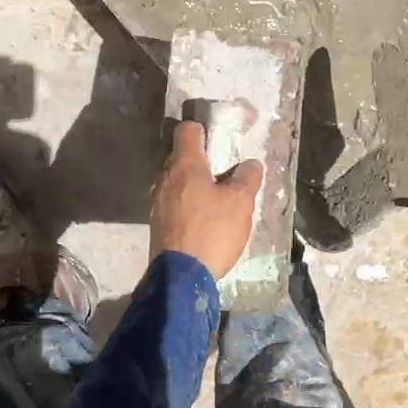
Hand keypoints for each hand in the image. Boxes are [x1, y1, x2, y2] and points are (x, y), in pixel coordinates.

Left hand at [149, 121, 263, 279]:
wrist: (180, 277)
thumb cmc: (211, 231)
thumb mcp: (240, 203)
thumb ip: (247, 178)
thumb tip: (251, 164)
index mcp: (184, 165)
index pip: (187, 130)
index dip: (203, 130)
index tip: (218, 142)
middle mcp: (164, 177)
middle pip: (181, 156)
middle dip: (201, 161)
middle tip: (224, 174)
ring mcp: (156, 201)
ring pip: (176, 181)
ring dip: (193, 185)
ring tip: (215, 200)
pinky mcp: (156, 223)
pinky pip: (172, 202)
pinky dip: (186, 204)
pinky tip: (202, 220)